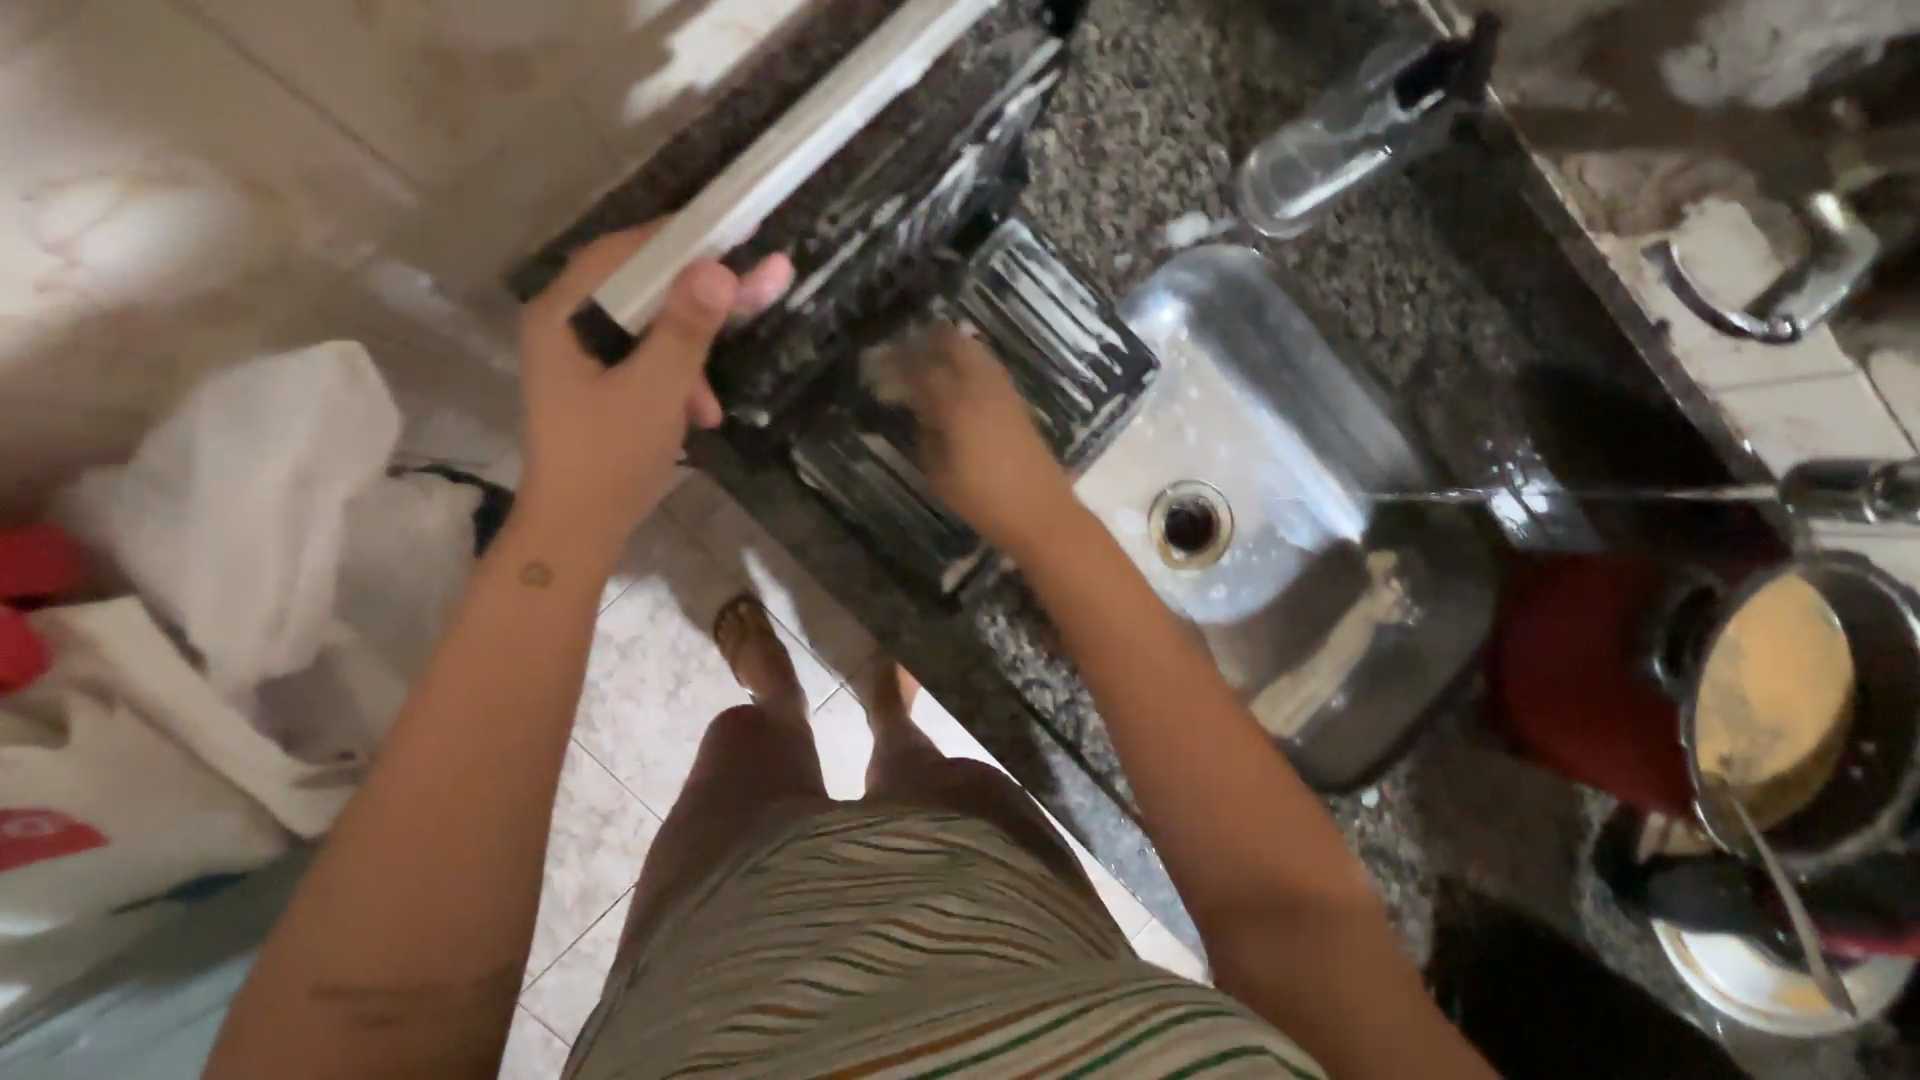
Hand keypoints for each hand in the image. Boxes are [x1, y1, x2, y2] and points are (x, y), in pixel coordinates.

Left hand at [515, 222, 792, 538]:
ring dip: (689, 351)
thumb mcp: (656, 391)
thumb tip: (718, 269)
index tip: (732, 237)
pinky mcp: (596, 381)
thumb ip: (685, 330)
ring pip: (647, 325)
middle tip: (754, 291)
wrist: (578, 528)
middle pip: (639, 287)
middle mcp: (564, 323)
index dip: (679, 241)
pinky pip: (644, 358)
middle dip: (697, 300)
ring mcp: (578, 354)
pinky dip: (676, 377)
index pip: (624, 254)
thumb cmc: (609, 458)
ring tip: (713, 396)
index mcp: (563, 315)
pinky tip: (700, 412)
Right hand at [902, 322, 1083, 558]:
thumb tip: (921, 413)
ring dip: (952, 346)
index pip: (920, 370)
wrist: (1039, 511)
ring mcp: (1003, 392)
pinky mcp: (1018, 402)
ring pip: (976, 351)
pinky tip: (961, 373)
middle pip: (953, 344)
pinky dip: (971, 361)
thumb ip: (926, 436)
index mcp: (955, 404)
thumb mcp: (939, 474)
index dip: (898, 362)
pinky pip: (990, 368)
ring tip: (932, 351)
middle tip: (908, 345)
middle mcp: (980, 388)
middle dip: (929, 339)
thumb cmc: (982, 500)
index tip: (881, 361)